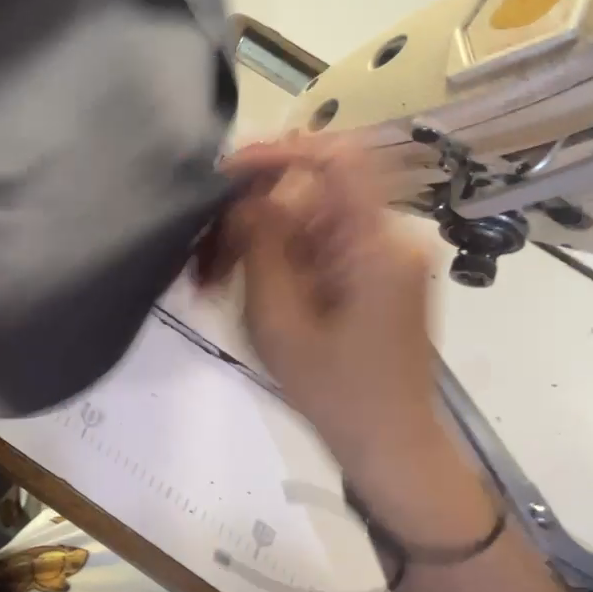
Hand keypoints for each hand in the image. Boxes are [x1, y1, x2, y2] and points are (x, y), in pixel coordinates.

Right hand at [207, 138, 440, 471]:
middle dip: (246, 211)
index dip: (278, 150)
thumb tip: (245, 193)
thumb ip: (262, 244)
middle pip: (307, 191)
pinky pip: (310, 240)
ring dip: (251, 238)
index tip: (225, 171)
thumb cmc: (334, 385)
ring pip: (301, 216)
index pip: (337, 159)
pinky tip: (240, 285)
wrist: (387, 440)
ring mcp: (379, 253)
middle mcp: (387, 237)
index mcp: (378, 243)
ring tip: (212, 279)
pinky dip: (269, 255)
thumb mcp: (279, 315)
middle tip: (204, 253)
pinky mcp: (367, 269)